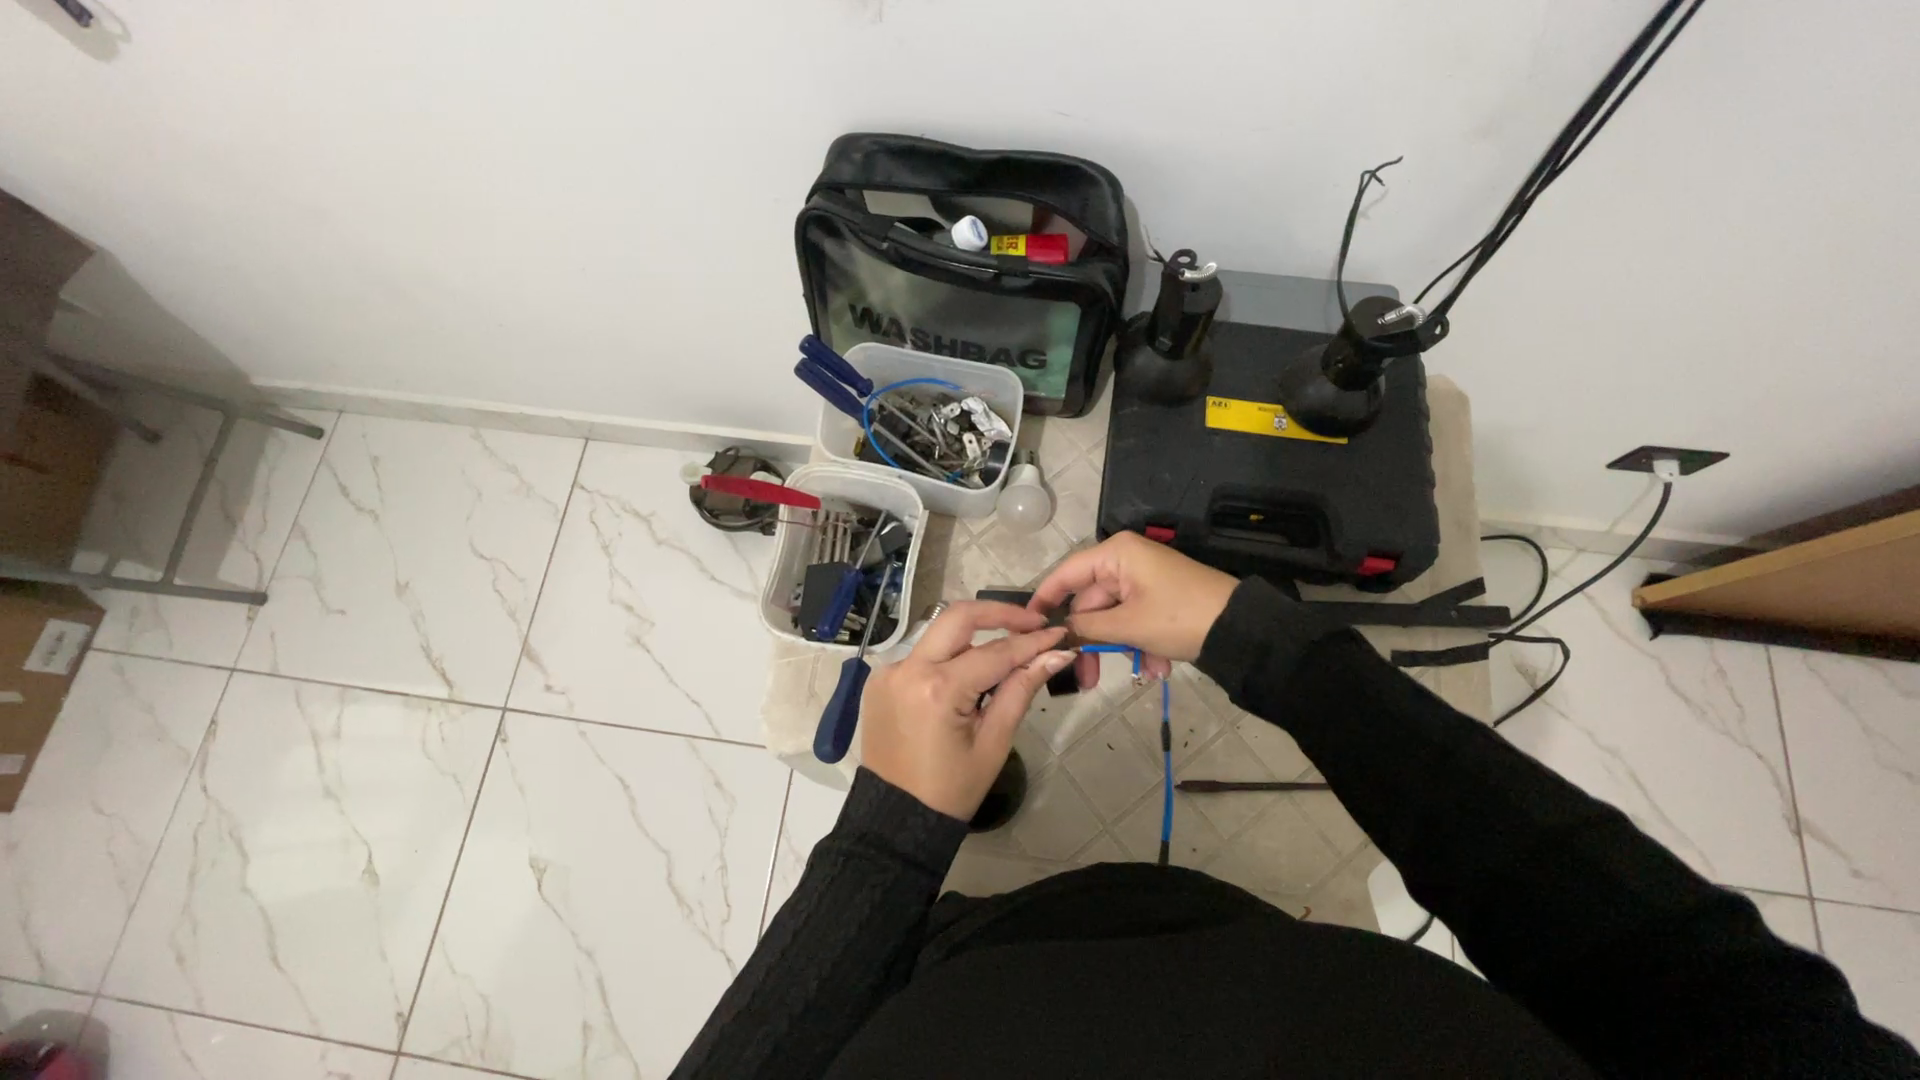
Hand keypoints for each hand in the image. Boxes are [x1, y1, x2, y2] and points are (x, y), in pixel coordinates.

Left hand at [860, 601, 1075, 820]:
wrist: (896, 818)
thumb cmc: (951, 789)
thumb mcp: (993, 743)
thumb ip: (1020, 691)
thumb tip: (1056, 655)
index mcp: (938, 689)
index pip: (995, 652)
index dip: (1031, 642)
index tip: (1058, 632)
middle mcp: (907, 669)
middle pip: (958, 617)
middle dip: (999, 613)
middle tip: (1032, 621)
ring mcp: (888, 672)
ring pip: (938, 635)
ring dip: (973, 637)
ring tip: (1007, 652)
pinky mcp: (880, 680)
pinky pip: (921, 656)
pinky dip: (948, 658)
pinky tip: (968, 676)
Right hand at [1029, 531, 1238, 690]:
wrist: (1241, 629)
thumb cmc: (1179, 618)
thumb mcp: (1127, 625)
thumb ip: (1084, 628)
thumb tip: (1055, 633)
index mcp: (1116, 554)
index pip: (1065, 574)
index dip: (1044, 600)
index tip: (1026, 626)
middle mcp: (1126, 560)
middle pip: (1090, 603)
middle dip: (1092, 642)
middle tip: (1084, 678)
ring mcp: (1144, 579)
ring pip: (1114, 617)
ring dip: (1121, 648)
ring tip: (1141, 673)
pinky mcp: (1159, 597)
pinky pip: (1135, 620)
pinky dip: (1140, 644)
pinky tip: (1158, 667)